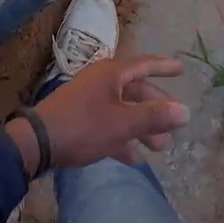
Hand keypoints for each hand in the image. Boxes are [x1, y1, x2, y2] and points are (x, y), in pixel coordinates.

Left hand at [12, 55, 188, 174]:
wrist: (39, 142)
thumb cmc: (83, 126)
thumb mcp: (122, 123)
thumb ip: (154, 117)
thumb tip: (185, 110)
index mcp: (111, 73)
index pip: (144, 64)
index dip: (163, 66)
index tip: (181, 69)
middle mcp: (101, 81)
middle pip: (135, 90)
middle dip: (155, 107)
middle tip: (174, 124)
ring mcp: (89, 99)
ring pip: (123, 109)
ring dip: (141, 127)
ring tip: (158, 148)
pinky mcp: (81, 119)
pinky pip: (109, 124)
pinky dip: (123, 138)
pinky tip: (133, 158)